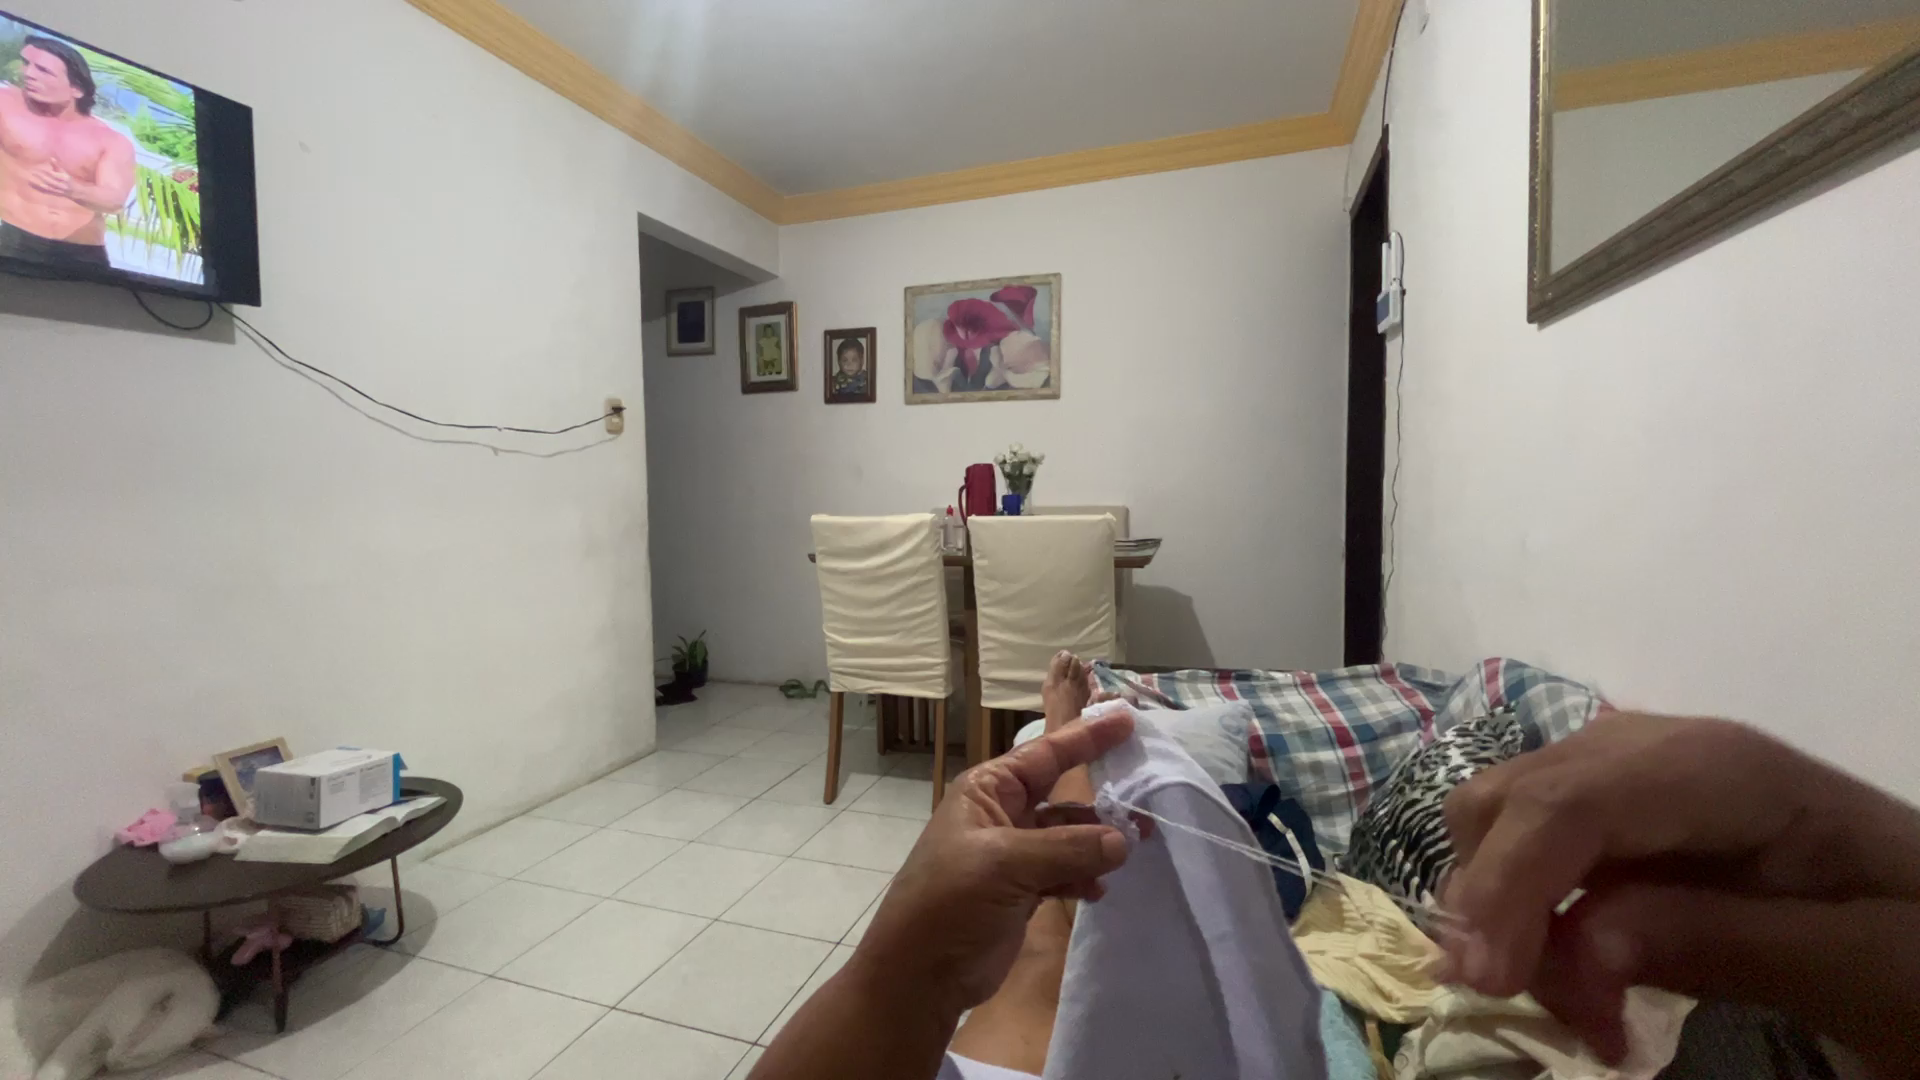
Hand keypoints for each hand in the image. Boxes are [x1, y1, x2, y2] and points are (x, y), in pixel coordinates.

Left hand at [27, 160, 72, 197]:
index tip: (37, 167)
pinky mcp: (55, 194)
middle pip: (50, 181)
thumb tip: (51, 158)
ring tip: (28, 179)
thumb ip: (57, 166)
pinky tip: (30, 184)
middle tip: (32, 172)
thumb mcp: (65, 173)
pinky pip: (46, 192)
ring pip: (48, 187)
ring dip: (38, 184)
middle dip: (41, 177)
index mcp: (65, 179)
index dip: (45, 171)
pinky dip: (38, 189)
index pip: (54, 175)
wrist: (76, 192)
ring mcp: (59, 191)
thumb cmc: (68, 180)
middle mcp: (62, 185)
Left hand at [850, 708, 1133, 1016]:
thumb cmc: (951, 900)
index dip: (1086, 736)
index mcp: (987, 790)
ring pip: (1067, 836)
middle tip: (1147, 796)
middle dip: (1101, 798)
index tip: (1125, 719)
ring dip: (1098, 843)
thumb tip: (1122, 840)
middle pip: (1060, 794)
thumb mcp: (1005, 864)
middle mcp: (1001, 813)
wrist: (919, 973)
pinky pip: (1062, 870)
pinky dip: (1082, 876)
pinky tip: (1098, 890)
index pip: (1045, 753)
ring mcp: (1011, 853)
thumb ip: (1067, 848)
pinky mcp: (1020, 889)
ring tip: (1137, 847)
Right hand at [1440, 711, 1919, 1069]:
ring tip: (1580, 1006)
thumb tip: (1579, 947)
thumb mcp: (1871, 970)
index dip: (1505, 883)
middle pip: (1507, 801)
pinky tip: (1581, 976)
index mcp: (1711, 767)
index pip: (1564, 804)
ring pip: (1494, 821)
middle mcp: (1636, 747)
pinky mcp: (1596, 805)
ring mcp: (1608, 770)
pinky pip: (1518, 845)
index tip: (1481, 978)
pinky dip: (1523, 915)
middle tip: (1536, 1007)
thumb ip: (1729, 947)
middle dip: (1493, 902)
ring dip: (1504, 915)